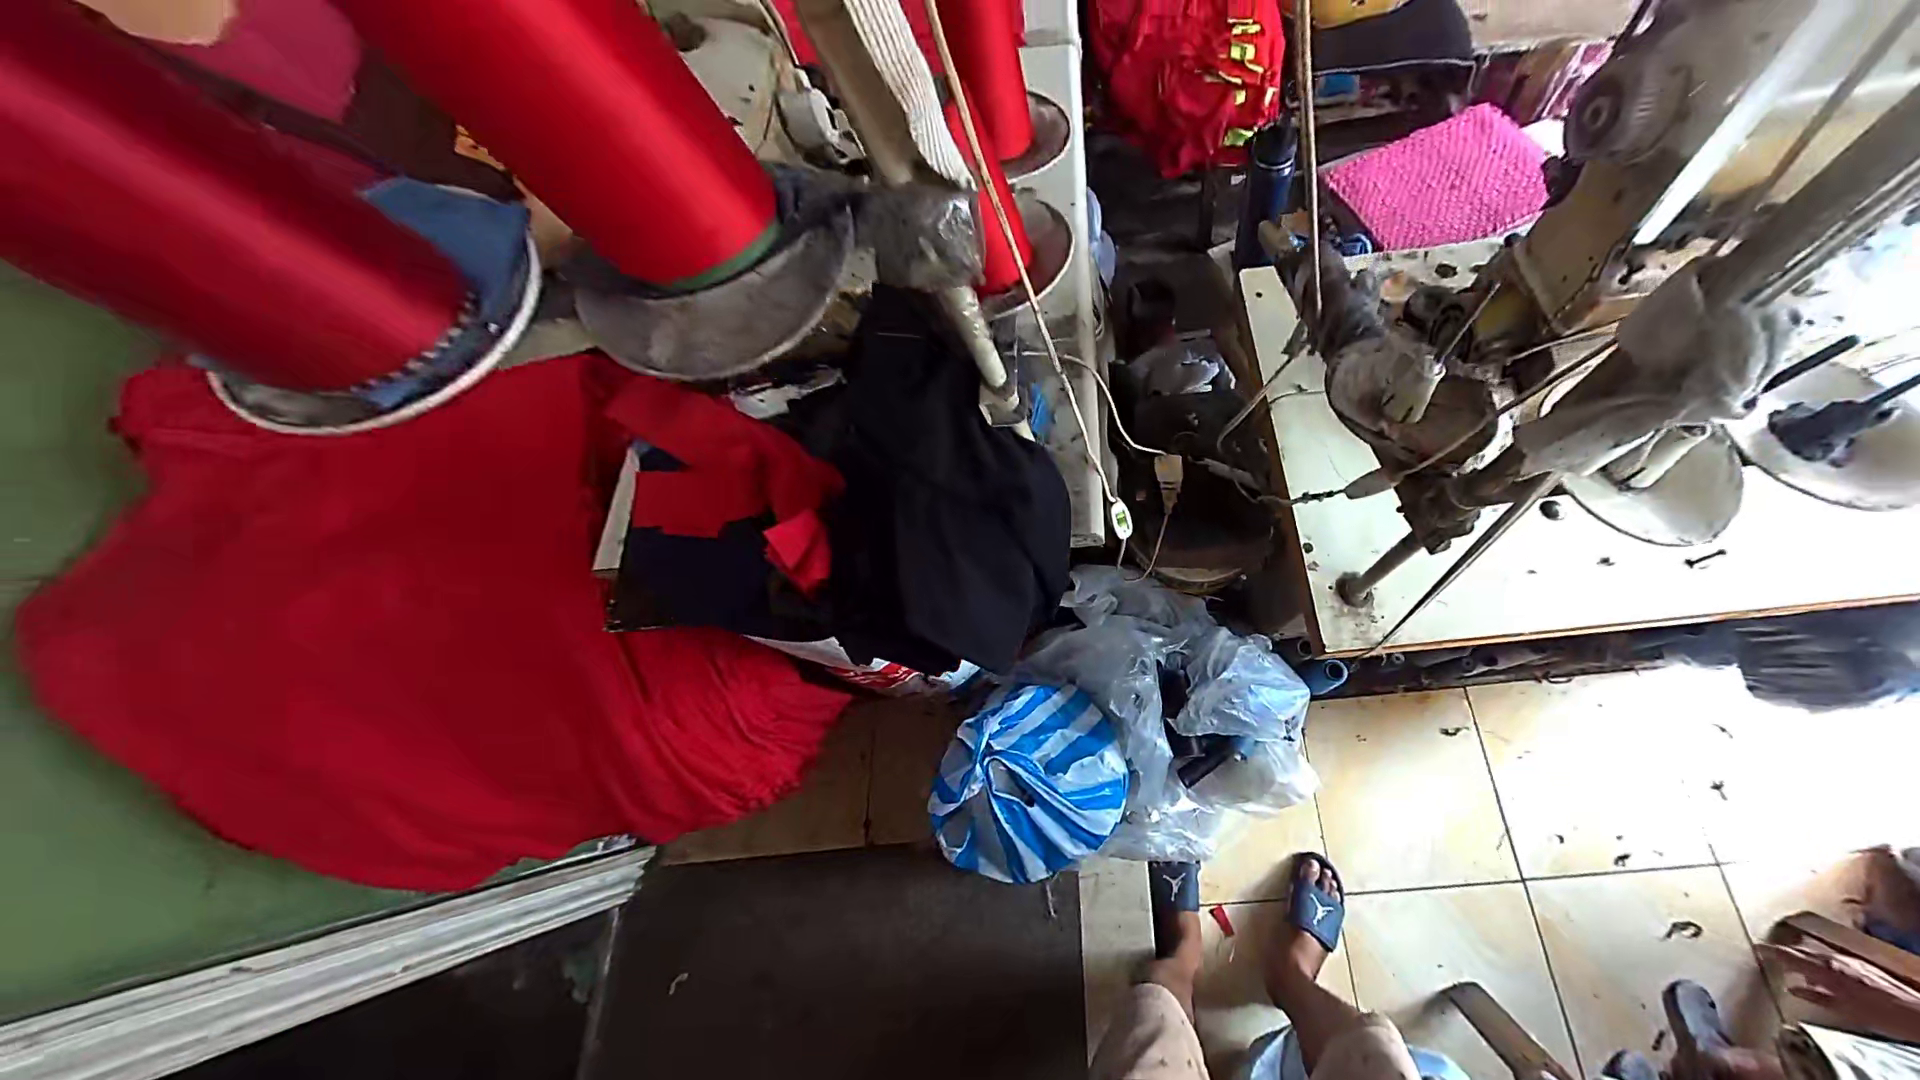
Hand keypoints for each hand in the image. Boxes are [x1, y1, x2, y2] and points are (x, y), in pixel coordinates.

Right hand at [1758, 944, 1919, 1040]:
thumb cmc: (1886, 1016)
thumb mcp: (1847, 1010)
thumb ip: (1817, 997)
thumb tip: (1793, 988)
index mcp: (1826, 968)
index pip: (1788, 954)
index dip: (1769, 950)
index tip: (1755, 948)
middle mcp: (1836, 960)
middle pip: (1802, 951)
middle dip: (1785, 952)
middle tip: (1771, 956)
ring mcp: (1852, 962)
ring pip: (1817, 955)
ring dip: (1804, 959)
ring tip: (1796, 968)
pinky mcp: (1865, 968)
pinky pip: (1834, 961)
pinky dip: (1822, 966)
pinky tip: (1827, 976)